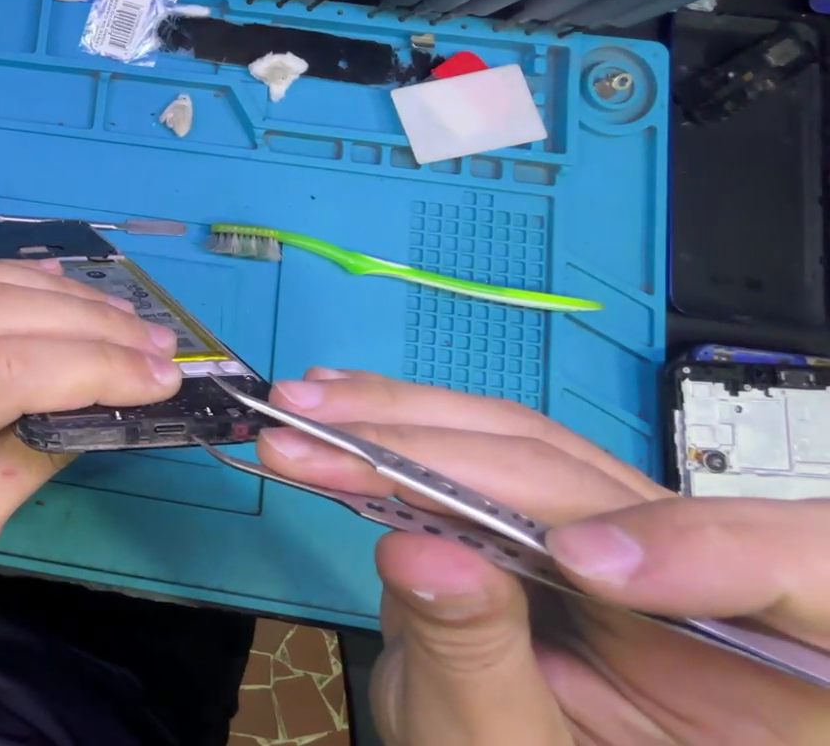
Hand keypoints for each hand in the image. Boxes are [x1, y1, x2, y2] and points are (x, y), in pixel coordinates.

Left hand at [0, 257, 180, 594]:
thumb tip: (105, 395)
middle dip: (87, 324)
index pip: (0, 372)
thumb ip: (32, 455)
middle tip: (155, 341)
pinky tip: (58, 287)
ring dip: (56, 294)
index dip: (90, 366)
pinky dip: (8, 278)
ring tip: (121, 317)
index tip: (161, 375)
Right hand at [257, 369, 829, 745]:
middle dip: (441, 453)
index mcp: (760, 680)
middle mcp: (703, 583)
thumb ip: (472, 655)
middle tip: (315, 433)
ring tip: (302, 408)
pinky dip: (400, 422)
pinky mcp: (545, 507)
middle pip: (596, 484)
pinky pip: (481, 447)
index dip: (717, 546)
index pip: (808, 574)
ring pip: (524, 443)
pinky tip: (339, 402)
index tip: (580, 565)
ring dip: (398, 419)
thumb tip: (419, 544)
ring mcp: (620, 533)